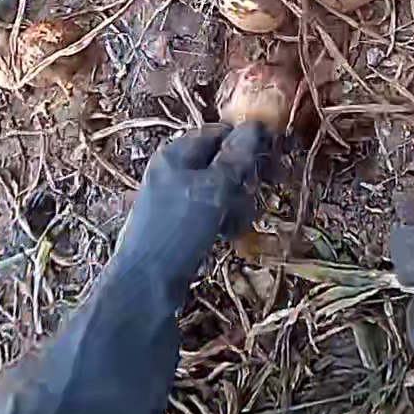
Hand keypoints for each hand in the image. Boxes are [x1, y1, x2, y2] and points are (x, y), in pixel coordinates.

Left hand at [109, 122, 264, 280]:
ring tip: (239, 220)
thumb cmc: (178, 229)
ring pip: (220, 188)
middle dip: (244, 178)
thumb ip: (237, 155)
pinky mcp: (180, 224)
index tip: (270, 158)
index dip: (246, 143)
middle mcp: (174, 171)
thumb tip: (255, 123)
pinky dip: (225, 218)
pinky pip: (211, 210)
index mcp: (175, 154)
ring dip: (238, 202)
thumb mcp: (214, 188)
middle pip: (222, 161)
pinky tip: (230, 233)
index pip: (219, 133)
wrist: (143, 289)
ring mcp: (175, 198)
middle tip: (260, 191)